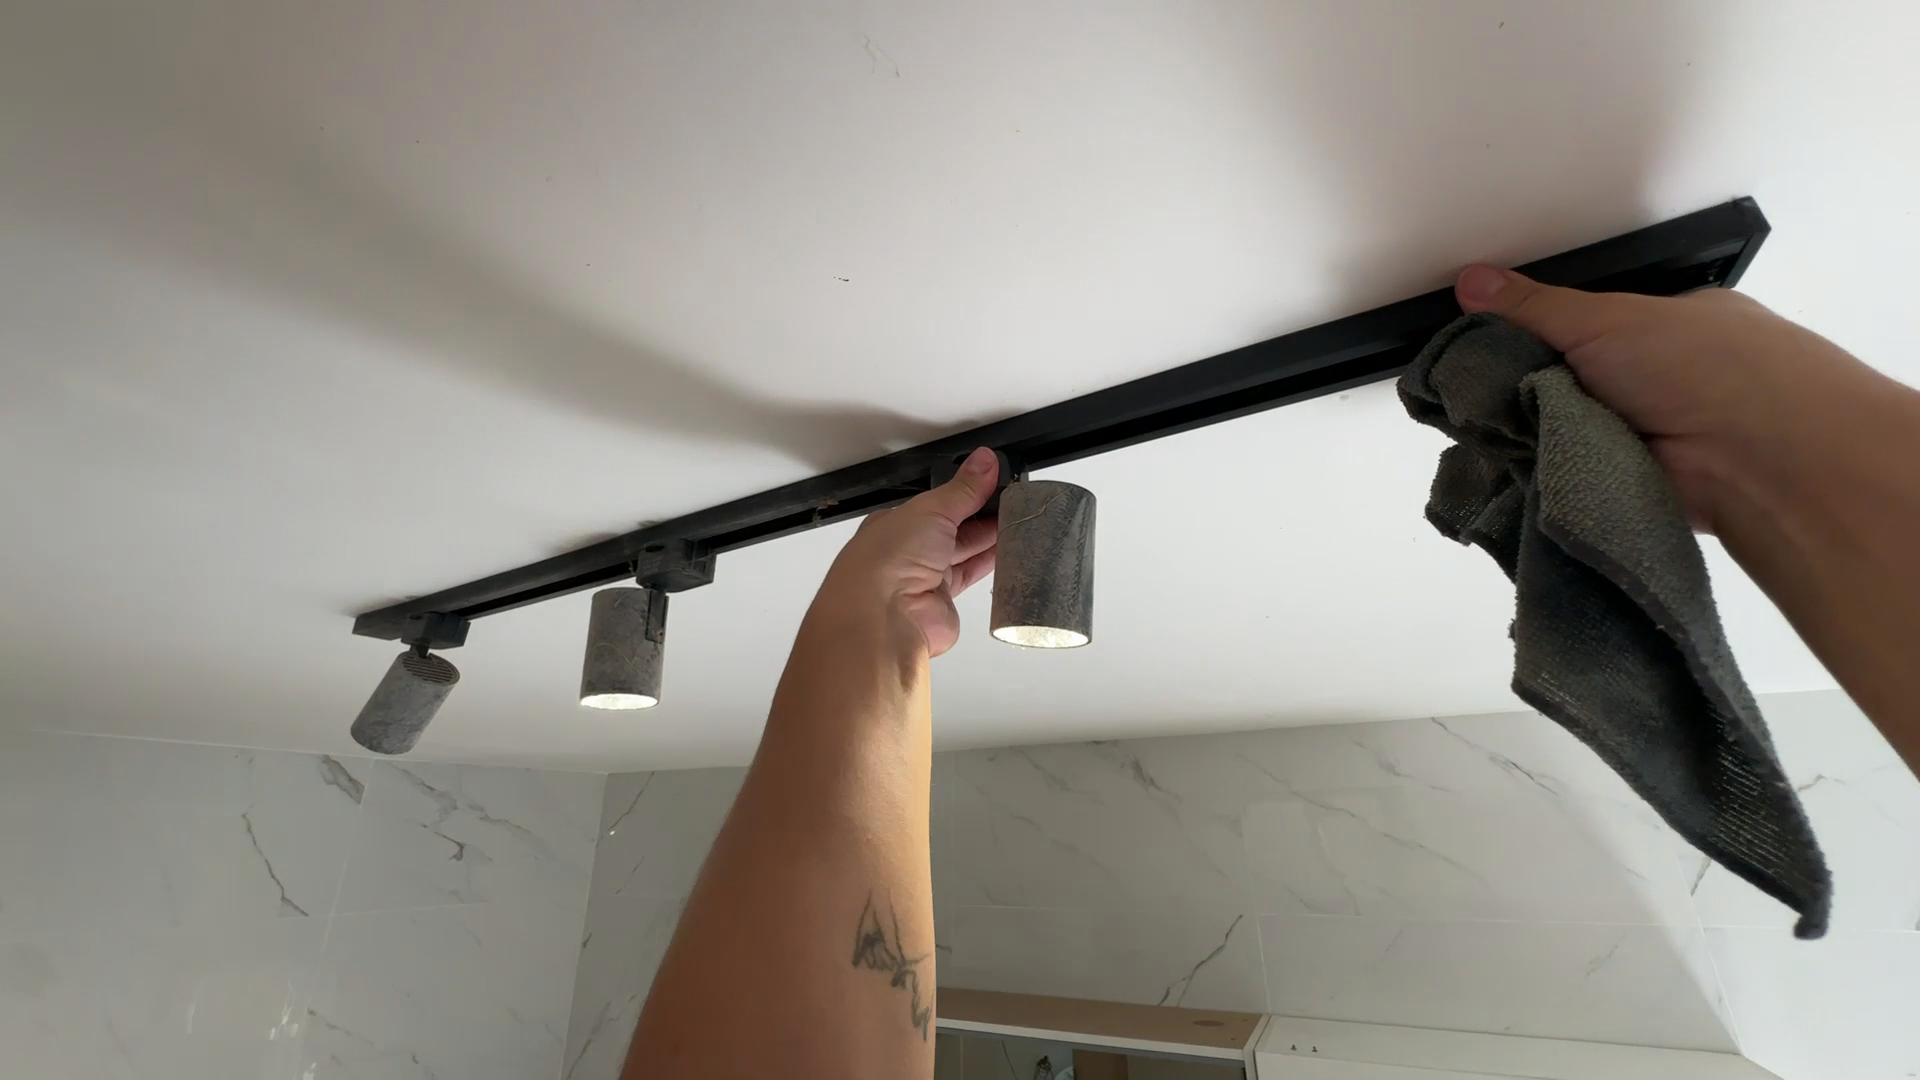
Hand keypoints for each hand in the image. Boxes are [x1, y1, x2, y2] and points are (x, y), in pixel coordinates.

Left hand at [811, 446, 999, 657]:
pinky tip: (1009, 553)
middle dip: (982, 515)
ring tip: (1020, 522)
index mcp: (897, 522)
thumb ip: (963, 488)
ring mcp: (925, 577)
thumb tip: (985, 460)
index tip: (996, 482)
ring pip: (964, 552)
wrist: (884, 618)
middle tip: (1016, 501)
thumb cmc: (890, 558)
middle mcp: (908, 550)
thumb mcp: (931, 509)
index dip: (966, 492)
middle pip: (953, 527)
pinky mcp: (944, 601)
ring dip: (989, 539)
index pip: (938, 502)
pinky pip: (970, 577)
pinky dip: (989, 564)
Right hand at [1454, 265, 1884, 530]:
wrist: (1755, 460)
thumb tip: (1471, 279)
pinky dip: (1523, 458)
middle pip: (1549, 377)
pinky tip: (1493, 452)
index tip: (1474, 339)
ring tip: (1473, 420)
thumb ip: (1532, 306)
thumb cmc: (1706, 369)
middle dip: (1511, 382)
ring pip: (1542, 421)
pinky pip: (1547, 461)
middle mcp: (1643, 378)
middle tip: (1466, 384)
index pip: (1569, 326)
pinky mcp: (1607, 472)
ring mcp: (1627, 428)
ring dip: (1514, 423)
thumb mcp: (1608, 318)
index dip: (1520, 332)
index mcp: (1656, 327)